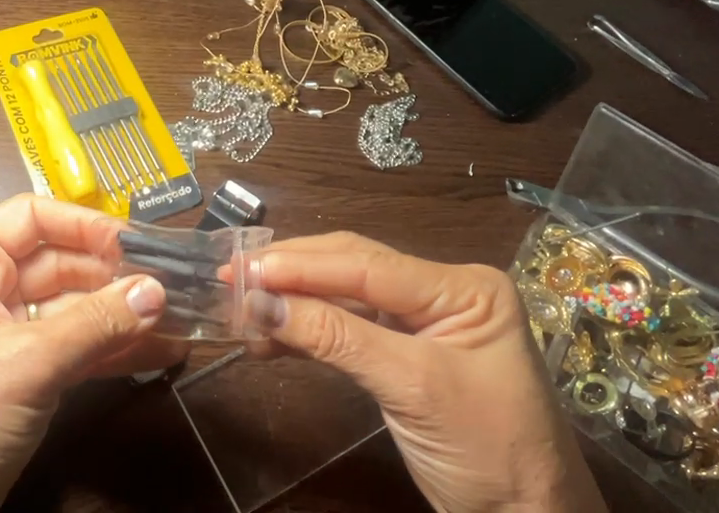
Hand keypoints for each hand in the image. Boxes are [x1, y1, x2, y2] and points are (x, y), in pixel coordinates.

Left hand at [0, 196, 185, 512]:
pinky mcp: (24, 376)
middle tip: (170, 283)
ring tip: (176, 316)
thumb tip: (155, 291)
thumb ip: (94, 324)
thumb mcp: (27, 364)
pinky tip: (156, 350)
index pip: (29, 217)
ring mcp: (7, 335)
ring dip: (119, 313)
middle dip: (111, 273)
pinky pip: (73, 347)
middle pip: (57, 261)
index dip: (80, 223)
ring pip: (71, 307)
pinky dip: (110, 348)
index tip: (133, 242)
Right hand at [245, 233, 604, 512]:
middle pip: (350, 267)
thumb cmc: (488, 455)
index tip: (242, 270)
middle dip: (289, 273)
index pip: (366, 263)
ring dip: (291, 301)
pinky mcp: (405, 349)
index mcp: (462, 287)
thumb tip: (257, 302)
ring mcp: (423, 320)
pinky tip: (268, 338)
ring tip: (239, 309)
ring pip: (342, 293)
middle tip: (229, 277)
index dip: (299, 264)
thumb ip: (335, 337)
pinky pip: (346, 325)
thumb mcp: (412, 389)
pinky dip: (306, 330)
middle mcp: (441, 291)